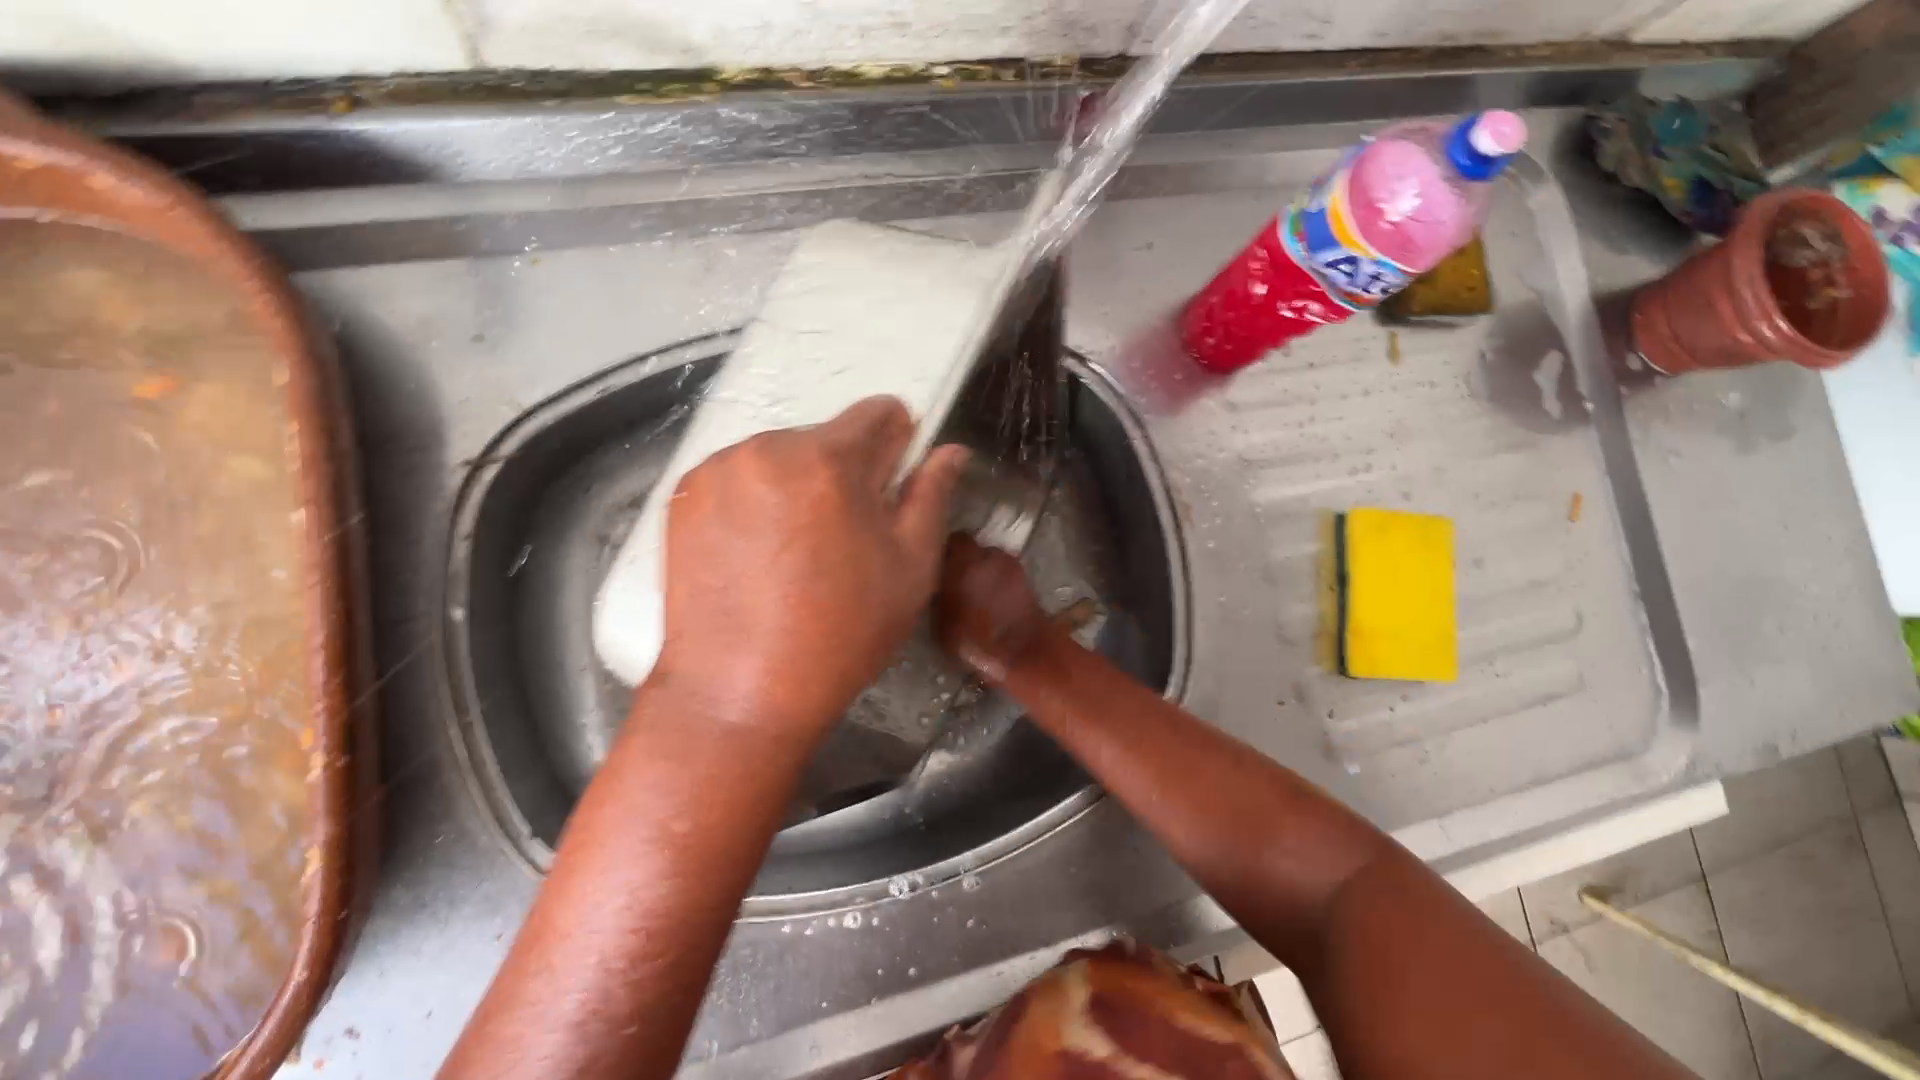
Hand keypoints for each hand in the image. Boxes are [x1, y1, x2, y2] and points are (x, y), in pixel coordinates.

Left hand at [654, 397, 967, 740]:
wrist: (740, 690)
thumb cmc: (840, 634)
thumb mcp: (909, 569)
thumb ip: (932, 496)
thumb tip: (950, 451)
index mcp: (829, 460)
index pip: (878, 412)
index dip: (897, 443)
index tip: (892, 484)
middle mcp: (767, 449)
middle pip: (825, 438)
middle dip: (843, 474)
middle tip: (844, 539)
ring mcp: (718, 472)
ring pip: (779, 459)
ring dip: (797, 487)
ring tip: (796, 553)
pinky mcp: (683, 498)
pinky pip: (737, 480)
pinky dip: (754, 502)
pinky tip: (758, 555)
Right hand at [934, 535, 1048, 683]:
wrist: (1020, 651)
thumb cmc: (973, 639)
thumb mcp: (940, 621)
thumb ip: (937, 593)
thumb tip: (934, 584)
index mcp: (963, 560)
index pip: (953, 539)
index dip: (946, 551)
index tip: (939, 565)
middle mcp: (988, 555)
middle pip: (973, 548)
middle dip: (965, 560)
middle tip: (956, 579)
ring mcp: (1010, 564)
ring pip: (990, 559)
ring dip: (983, 569)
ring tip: (976, 590)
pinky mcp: (1025, 578)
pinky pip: (1004, 572)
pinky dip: (998, 580)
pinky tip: (993, 598)